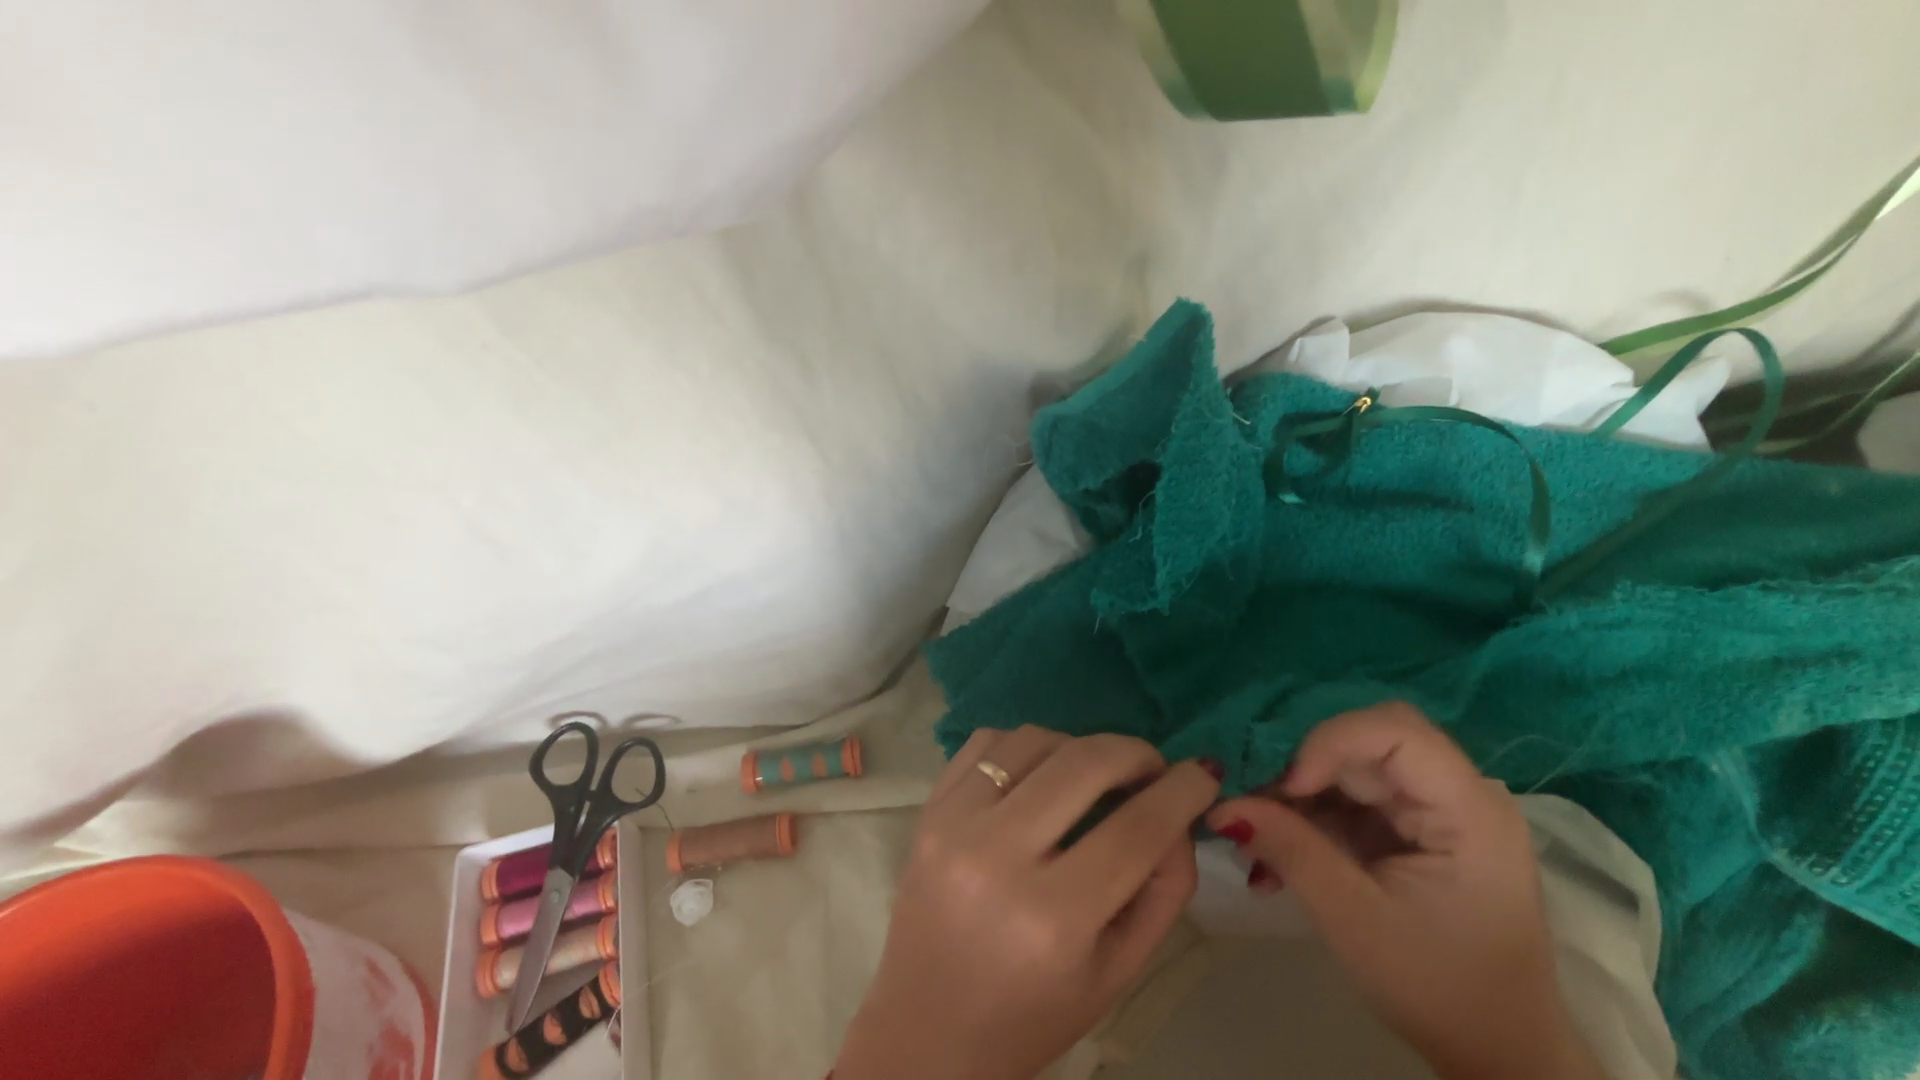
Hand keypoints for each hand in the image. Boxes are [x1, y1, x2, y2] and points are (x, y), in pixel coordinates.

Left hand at [835, 727, 1220, 1079]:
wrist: (926, 1029)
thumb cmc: (1031, 1014)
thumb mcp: (1117, 972)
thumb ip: (1163, 889)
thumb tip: (1180, 814)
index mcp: (1053, 917)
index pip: (1136, 828)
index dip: (1181, 792)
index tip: (1202, 774)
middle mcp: (996, 857)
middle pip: (1085, 763)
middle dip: (1136, 753)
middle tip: (1153, 769)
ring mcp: (953, 825)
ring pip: (1034, 739)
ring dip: (1080, 747)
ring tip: (1096, 776)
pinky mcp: (928, 810)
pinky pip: (986, 743)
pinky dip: (1026, 746)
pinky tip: (1041, 776)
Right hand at [1207, 703, 1604, 1079]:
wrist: (1496, 1052)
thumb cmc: (1437, 988)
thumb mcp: (1353, 919)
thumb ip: (1291, 850)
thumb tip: (1222, 806)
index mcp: (1469, 810)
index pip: (1395, 731)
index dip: (1330, 742)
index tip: (1285, 788)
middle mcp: (1458, 794)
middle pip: (1368, 745)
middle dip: (1303, 771)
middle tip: (1253, 811)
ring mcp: (1436, 812)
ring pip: (1351, 771)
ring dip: (1297, 800)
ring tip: (1256, 844)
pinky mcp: (1414, 831)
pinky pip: (1352, 802)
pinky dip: (1311, 822)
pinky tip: (1276, 857)